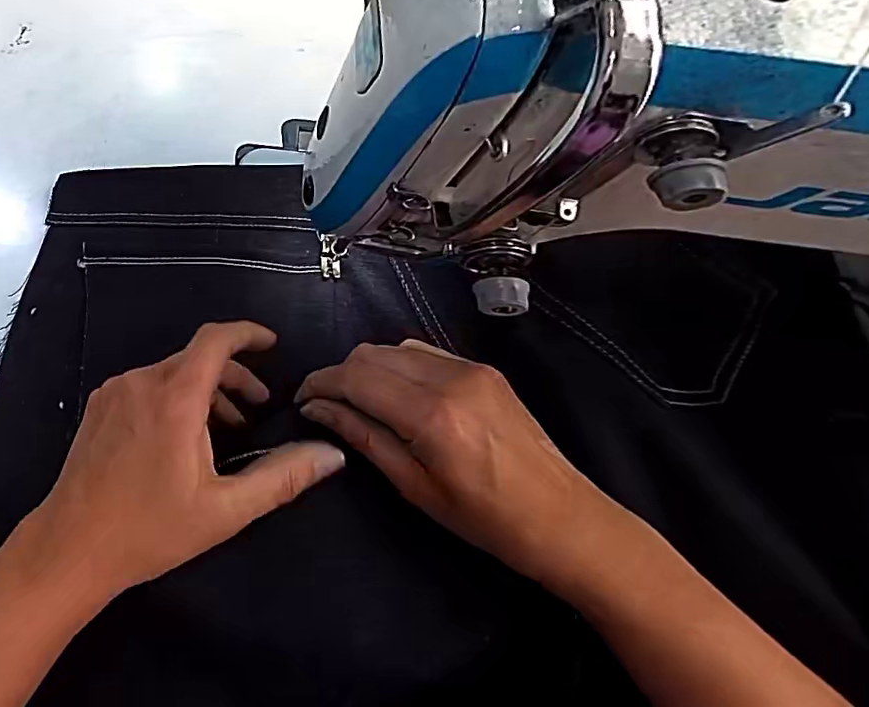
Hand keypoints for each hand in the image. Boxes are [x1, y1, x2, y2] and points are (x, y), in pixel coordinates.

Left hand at [11, 321, 346, 601]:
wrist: (68, 550)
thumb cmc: (149, 529)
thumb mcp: (226, 510)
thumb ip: (282, 477)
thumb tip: (332, 456)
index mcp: (176, 396)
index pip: (216, 339)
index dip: (248, 334)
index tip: (271, 345)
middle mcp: (144, 380)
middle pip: (199, 358)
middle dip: (234, 376)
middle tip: (257, 408)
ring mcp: (117, 390)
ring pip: (173, 371)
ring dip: (206, 390)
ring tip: (224, 428)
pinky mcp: (100, 404)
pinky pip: (148, 384)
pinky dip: (175, 396)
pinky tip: (180, 437)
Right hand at [296, 340, 612, 582]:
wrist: (566, 519)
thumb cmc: (488, 521)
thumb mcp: (417, 487)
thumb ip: (365, 438)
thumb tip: (320, 409)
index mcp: (432, 414)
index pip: (357, 377)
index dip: (321, 382)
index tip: (302, 398)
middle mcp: (450, 377)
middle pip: (372, 353)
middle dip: (341, 373)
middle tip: (327, 404)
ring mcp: (470, 367)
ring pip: (396, 347)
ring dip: (369, 367)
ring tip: (360, 401)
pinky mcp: (483, 367)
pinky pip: (425, 352)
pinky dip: (399, 366)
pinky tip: (398, 393)